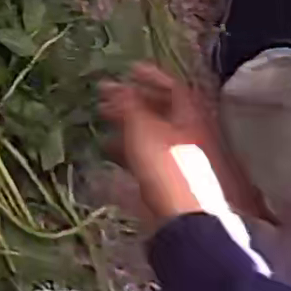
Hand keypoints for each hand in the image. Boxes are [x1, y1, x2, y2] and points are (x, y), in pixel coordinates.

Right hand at [98, 64, 257, 227]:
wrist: (185, 220)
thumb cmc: (166, 165)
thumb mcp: (142, 126)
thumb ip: (128, 103)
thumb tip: (118, 85)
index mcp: (190, 118)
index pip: (173, 88)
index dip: (151, 76)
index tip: (128, 69)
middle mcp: (188, 135)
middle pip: (160, 109)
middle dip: (131, 99)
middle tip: (105, 94)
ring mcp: (180, 158)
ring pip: (151, 131)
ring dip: (126, 121)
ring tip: (101, 117)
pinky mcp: (169, 178)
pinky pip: (146, 153)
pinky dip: (127, 145)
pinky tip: (108, 146)